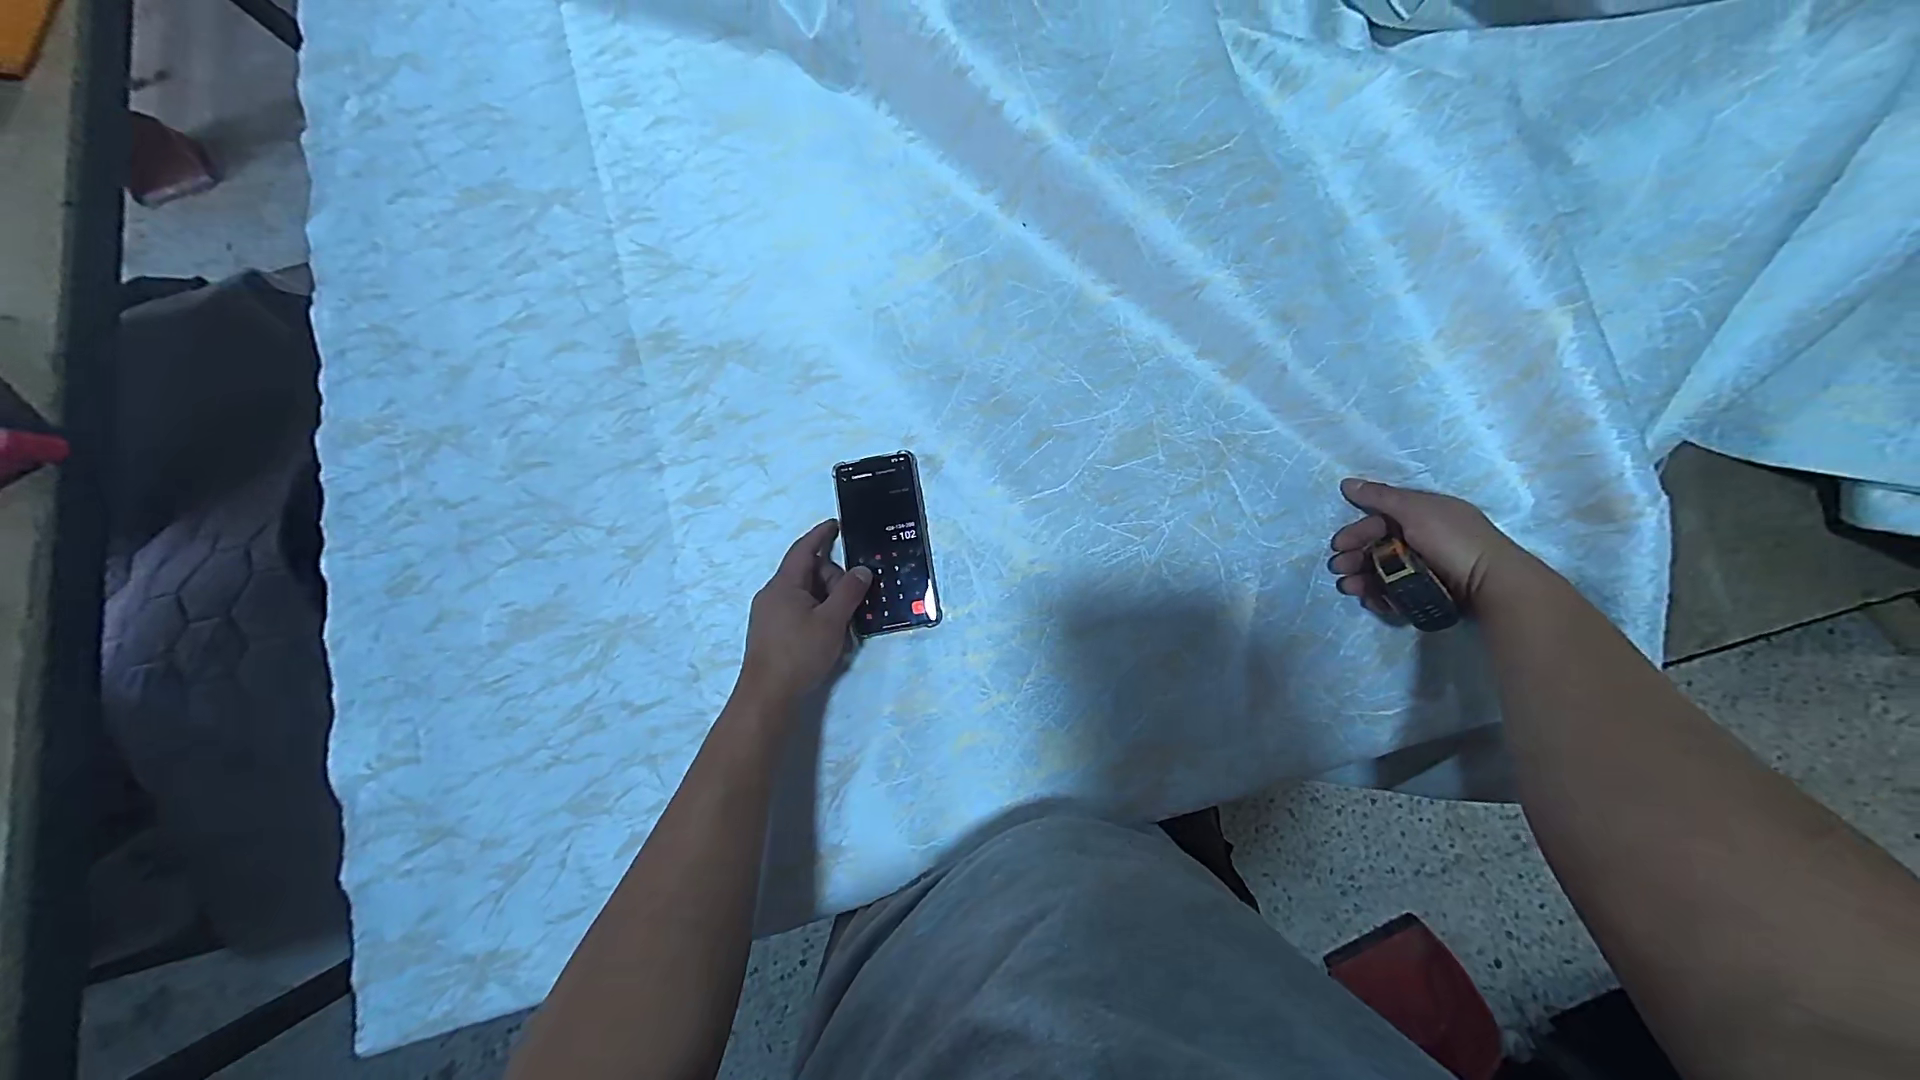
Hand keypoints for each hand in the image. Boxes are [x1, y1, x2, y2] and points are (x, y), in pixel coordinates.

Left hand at [737, 520, 871, 707]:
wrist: (767, 696)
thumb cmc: (799, 653)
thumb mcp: (832, 621)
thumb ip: (849, 592)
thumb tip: (862, 571)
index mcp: (784, 585)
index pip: (804, 550)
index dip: (821, 535)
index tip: (835, 525)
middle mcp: (773, 594)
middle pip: (809, 573)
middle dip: (834, 581)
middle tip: (854, 602)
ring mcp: (770, 614)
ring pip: (807, 595)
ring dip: (829, 602)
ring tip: (845, 627)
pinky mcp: (772, 632)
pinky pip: (800, 611)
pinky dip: (818, 615)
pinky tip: (831, 636)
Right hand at [1326, 478, 1539, 617]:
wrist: (1490, 584)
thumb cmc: (1455, 541)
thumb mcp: (1418, 510)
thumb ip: (1382, 497)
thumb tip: (1347, 483)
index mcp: (1422, 517)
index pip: (1378, 522)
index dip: (1356, 532)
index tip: (1339, 545)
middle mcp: (1421, 541)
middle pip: (1375, 549)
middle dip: (1353, 558)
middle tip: (1339, 569)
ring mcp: (1423, 570)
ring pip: (1380, 573)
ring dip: (1360, 579)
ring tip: (1350, 589)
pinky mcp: (1425, 593)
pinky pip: (1393, 594)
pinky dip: (1378, 596)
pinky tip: (1371, 600)